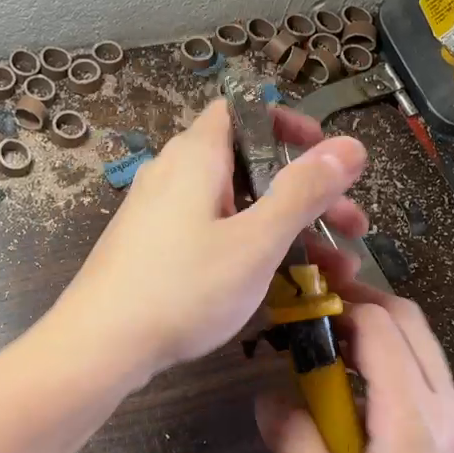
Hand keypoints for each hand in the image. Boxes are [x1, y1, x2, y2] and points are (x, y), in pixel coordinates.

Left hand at [54, 99, 367, 386]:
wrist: (101, 341)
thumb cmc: (182, 286)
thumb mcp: (255, 240)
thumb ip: (302, 192)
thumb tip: (349, 145)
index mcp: (194, 157)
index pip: (240, 111)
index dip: (285, 122)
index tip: (325, 151)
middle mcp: (172, 173)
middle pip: (246, 163)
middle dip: (304, 190)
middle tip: (352, 226)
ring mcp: (159, 211)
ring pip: (234, 203)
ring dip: (285, 226)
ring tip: (337, 268)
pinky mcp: (153, 245)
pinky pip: (211, 230)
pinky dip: (250, 245)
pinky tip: (283, 283)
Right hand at [255, 250, 453, 452]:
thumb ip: (297, 451)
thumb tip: (268, 401)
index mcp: (417, 428)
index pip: (382, 326)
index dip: (335, 302)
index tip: (292, 309)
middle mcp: (452, 419)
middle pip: (410, 324)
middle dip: (356, 305)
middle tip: (305, 317)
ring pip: (422, 353)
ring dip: (371, 340)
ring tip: (319, 363)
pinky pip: (427, 388)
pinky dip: (387, 372)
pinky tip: (351, 410)